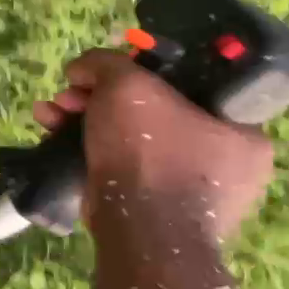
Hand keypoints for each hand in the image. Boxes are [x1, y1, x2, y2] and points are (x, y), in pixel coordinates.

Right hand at [34, 49, 273, 240]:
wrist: (141, 225)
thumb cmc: (148, 150)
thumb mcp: (126, 84)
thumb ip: (106, 62)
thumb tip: (84, 70)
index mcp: (240, 133)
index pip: (185, 86)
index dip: (136, 73)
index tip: (101, 75)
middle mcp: (224, 160)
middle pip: (146, 108)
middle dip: (94, 96)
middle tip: (68, 96)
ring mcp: (190, 185)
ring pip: (124, 132)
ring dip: (78, 115)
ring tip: (49, 113)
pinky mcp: (155, 200)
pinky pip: (116, 158)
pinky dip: (81, 141)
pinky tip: (50, 131)